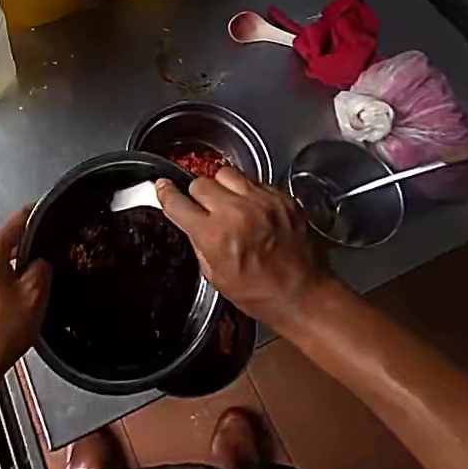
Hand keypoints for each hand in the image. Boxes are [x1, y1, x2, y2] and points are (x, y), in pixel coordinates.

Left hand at [0, 210, 50, 391]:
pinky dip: (3, 289)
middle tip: (53, 263)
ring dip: (15, 274)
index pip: (18, 220)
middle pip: (7, 244)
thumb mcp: (35, 295)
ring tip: (36, 293)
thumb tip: (38, 262)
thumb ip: (42, 268)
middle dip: (28, 252)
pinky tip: (16, 309)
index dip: (39, 215)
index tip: (54, 212)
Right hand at [155, 167, 338, 330]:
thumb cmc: (259, 293)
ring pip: (226, 173)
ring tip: (230, 204)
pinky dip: (248, 192)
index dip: (166, 194)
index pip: (179, 202)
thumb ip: (199, 243)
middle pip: (201, 183)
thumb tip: (189, 220)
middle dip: (198, 195)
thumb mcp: (216, 277)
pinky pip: (254, 181)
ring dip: (223, 187)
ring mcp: (261, 201)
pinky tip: (253, 209)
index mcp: (215, 235)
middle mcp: (236, 212)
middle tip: (207, 210)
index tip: (163, 187)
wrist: (304, 294)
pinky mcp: (281, 197)